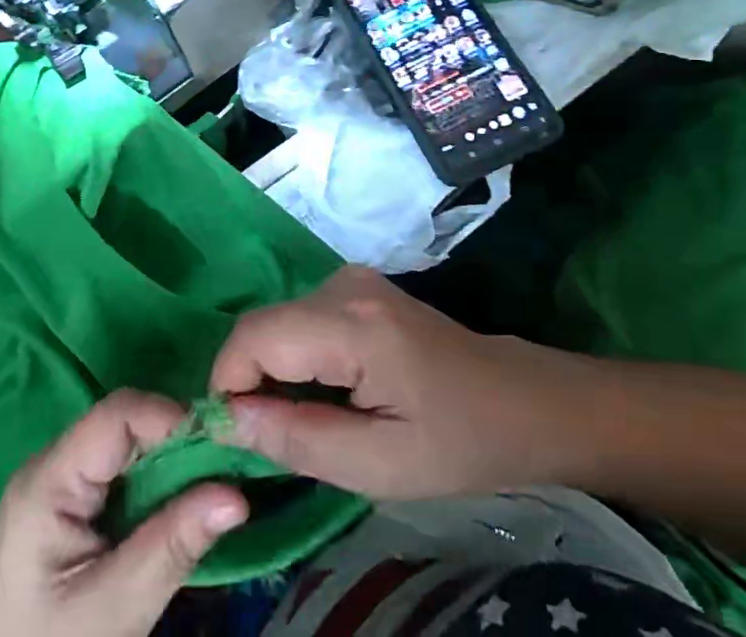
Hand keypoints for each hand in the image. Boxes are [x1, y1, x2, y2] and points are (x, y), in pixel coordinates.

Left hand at [0, 390, 248, 636]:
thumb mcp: (116, 607)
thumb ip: (172, 545)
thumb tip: (237, 495)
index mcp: (47, 482)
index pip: (116, 415)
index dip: (170, 419)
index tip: (221, 448)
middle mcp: (51, 466)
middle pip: (124, 423)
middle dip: (178, 438)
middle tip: (226, 471)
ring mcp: (61, 482)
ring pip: (128, 443)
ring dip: (174, 459)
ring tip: (213, 486)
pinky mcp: (75, 502)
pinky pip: (125, 469)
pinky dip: (161, 478)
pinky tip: (184, 501)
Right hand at [211, 266, 602, 499]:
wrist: (522, 403)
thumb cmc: (459, 442)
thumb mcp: (377, 465)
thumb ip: (295, 439)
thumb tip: (222, 419)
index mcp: (351, 324)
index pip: (252, 338)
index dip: (227, 385)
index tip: (237, 439)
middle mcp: (342, 285)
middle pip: (260, 329)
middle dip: (249, 385)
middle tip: (273, 442)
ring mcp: (349, 280)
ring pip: (274, 326)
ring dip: (271, 376)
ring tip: (305, 423)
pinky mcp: (353, 288)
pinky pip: (296, 322)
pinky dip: (293, 362)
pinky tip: (325, 395)